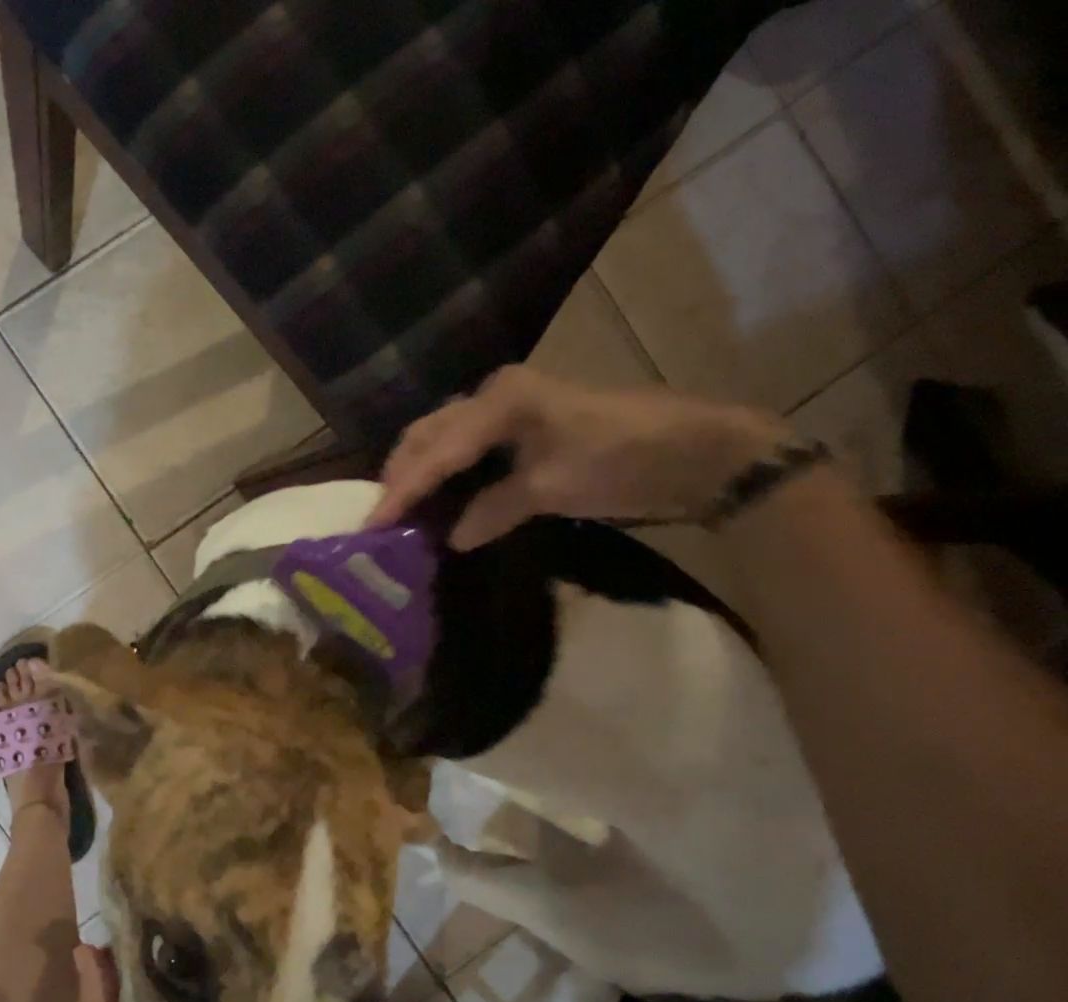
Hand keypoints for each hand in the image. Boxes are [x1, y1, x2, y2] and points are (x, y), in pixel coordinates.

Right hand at [366, 366, 790, 548]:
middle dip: (400, 473)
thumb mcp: (555, 488)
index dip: (402, 489)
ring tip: (398, 506)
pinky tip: (436, 494)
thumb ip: (494, 509)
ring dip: (419, 469)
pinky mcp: (525, 421)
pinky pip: (467, 443)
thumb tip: (451, 537)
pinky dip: (445, 468)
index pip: (436, 451)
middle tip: (378, 516)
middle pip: (428, 433)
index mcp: (500, 401)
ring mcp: (511, 404)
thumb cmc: (625, 460)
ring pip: (443, 435)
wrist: (700, 450)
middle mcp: (496, 393)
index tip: (372, 524)